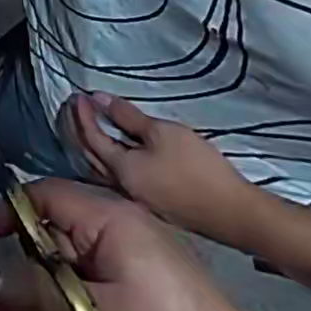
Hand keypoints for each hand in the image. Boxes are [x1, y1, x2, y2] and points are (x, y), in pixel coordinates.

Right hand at [0, 180, 266, 310]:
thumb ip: (41, 288)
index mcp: (110, 213)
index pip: (46, 192)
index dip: (14, 208)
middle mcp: (125, 217)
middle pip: (61, 221)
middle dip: (44, 256)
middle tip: (43, 296)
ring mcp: (142, 241)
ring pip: (81, 249)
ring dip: (68, 279)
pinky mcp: (154, 267)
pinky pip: (105, 265)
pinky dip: (91, 287)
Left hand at [61, 91, 273, 249]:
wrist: (237, 214)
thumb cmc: (197, 168)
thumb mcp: (161, 132)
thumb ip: (127, 116)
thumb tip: (98, 99)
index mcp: (120, 169)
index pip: (91, 138)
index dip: (83, 115)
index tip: (78, 95)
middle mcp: (121, 186)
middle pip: (88, 155)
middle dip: (77, 129)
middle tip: (73, 106)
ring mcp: (136, 198)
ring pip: (98, 168)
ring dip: (88, 144)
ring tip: (84, 123)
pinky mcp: (151, 203)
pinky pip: (113, 177)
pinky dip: (103, 158)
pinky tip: (108, 150)